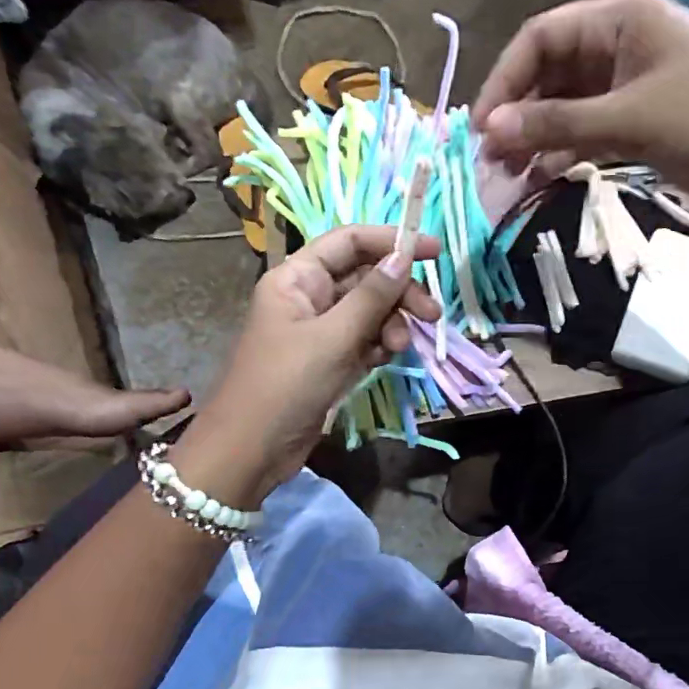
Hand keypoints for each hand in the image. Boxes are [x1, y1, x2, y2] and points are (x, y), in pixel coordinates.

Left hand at [174, 226, 439, 504]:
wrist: (254, 448)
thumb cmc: (286, 384)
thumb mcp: (333, 337)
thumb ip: (372, 297)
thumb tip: (403, 258)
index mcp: (298, 278)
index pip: (349, 242)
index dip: (390, 241)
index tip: (434, 250)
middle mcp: (310, 298)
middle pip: (366, 278)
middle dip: (399, 293)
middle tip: (432, 314)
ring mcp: (322, 331)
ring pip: (371, 312)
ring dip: (392, 324)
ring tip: (399, 347)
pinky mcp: (333, 360)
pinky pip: (366, 340)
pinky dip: (381, 346)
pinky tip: (386, 359)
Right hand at [472, 0, 688, 201]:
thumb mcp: (629, 117)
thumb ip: (558, 123)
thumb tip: (491, 131)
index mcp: (620, 18)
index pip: (542, 38)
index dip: (505, 81)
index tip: (481, 128)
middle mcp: (621, 43)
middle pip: (551, 74)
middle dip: (520, 115)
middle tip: (492, 160)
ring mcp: (630, 83)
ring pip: (568, 106)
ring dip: (538, 137)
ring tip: (511, 175)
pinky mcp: (640, 119)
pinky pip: (589, 130)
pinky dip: (566, 150)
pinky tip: (543, 176)